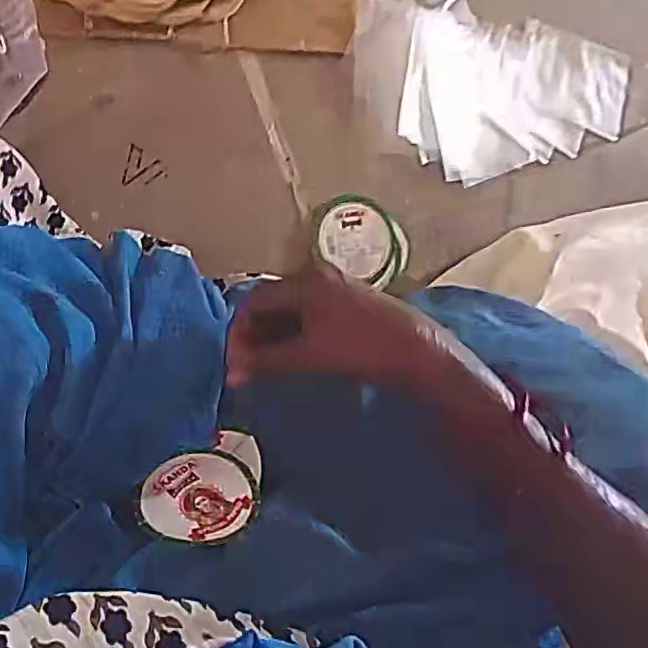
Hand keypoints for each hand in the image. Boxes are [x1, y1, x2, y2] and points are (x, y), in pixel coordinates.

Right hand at [225, 262, 471, 391]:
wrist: (416, 352)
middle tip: (247, 364)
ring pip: (291, 309)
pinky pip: (309, 312)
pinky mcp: (347, 300)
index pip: (255, 300)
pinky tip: (293, 354)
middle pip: (272, 302)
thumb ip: (263, 361)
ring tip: (267, 363)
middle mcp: (317, 274)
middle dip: (256, 333)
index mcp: (304, 280)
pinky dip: (295, 332)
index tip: (234, 359)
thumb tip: (230, 372)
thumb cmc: (358, 348)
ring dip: (274, 335)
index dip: (239, 331)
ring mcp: (335, 286)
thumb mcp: (305, 356)